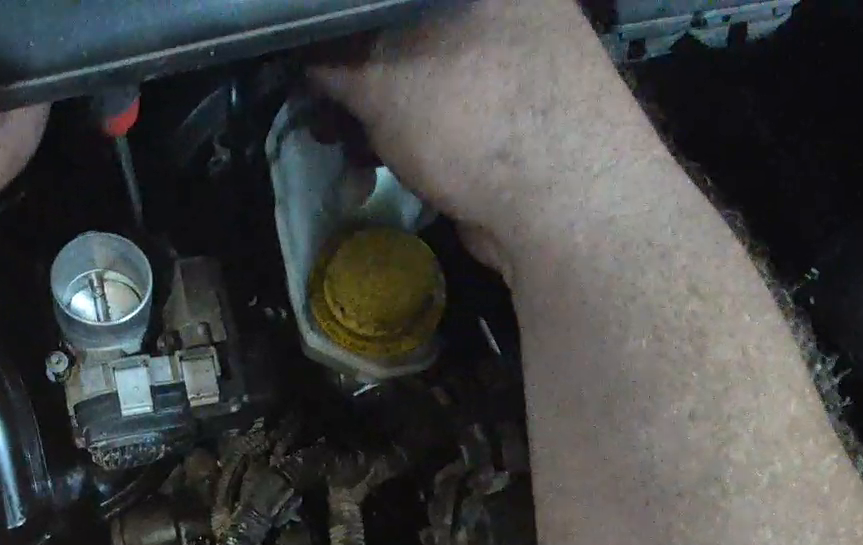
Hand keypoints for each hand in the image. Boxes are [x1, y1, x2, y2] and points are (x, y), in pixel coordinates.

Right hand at [311, 1, 654, 258]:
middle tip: (321, 114)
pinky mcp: (515, 118)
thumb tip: (303, 59)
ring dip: (375, 115)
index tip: (308, 63)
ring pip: (422, 79)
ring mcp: (517, 64)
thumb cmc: (472, 119)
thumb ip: (335, 63)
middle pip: (404, 36)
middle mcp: (508, 7)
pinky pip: (444, 115)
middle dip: (354, 78)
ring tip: (344, 148)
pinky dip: (407, 137)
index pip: (388, 0)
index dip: (341, 32)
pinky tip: (380, 165)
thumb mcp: (383, 81)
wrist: (559, 206)